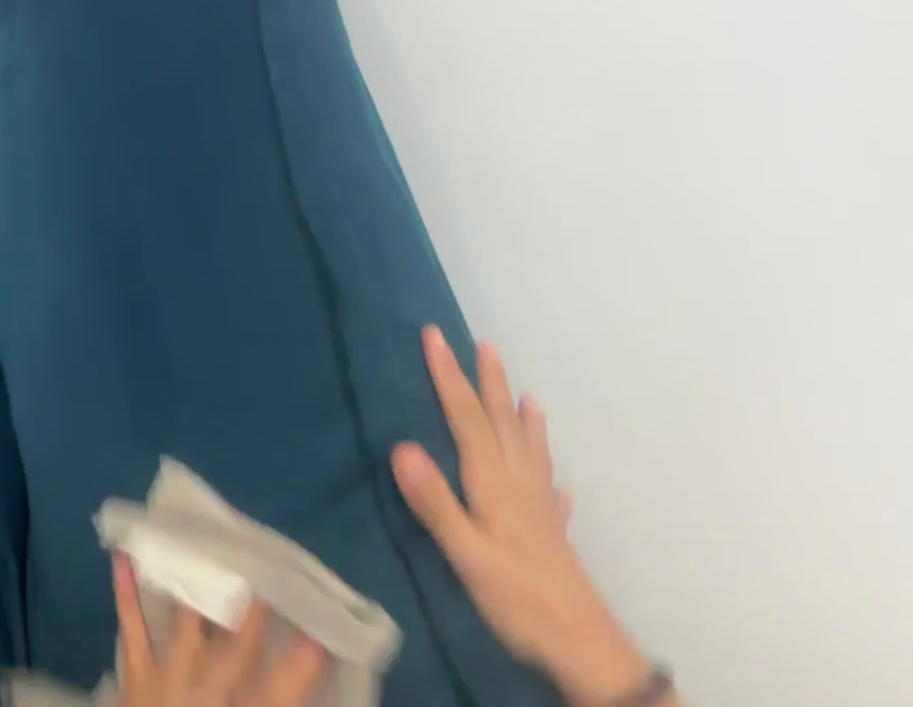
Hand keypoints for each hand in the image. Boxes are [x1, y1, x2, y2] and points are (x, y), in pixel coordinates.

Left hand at [112, 553, 326, 706]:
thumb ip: (278, 698)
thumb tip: (301, 677)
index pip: (281, 693)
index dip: (303, 665)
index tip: (322, 635)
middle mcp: (204, 698)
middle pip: (233, 650)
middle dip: (249, 614)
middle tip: (261, 574)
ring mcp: (165, 683)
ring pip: (184, 626)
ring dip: (197, 588)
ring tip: (202, 548)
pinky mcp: (136, 678)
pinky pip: (132, 630)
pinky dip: (126, 594)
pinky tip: (122, 559)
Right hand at [392, 328, 655, 706]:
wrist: (587, 652)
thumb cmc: (518, 599)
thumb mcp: (466, 553)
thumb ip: (434, 502)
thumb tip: (401, 446)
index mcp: (494, 484)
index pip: (466, 418)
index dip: (448, 375)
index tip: (434, 336)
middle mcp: (519, 485)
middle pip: (501, 423)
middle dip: (487, 381)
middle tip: (482, 344)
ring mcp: (540, 509)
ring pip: (529, 448)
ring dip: (520, 416)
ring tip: (522, 393)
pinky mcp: (552, 534)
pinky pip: (549, 489)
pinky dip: (548, 471)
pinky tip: (556, 480)